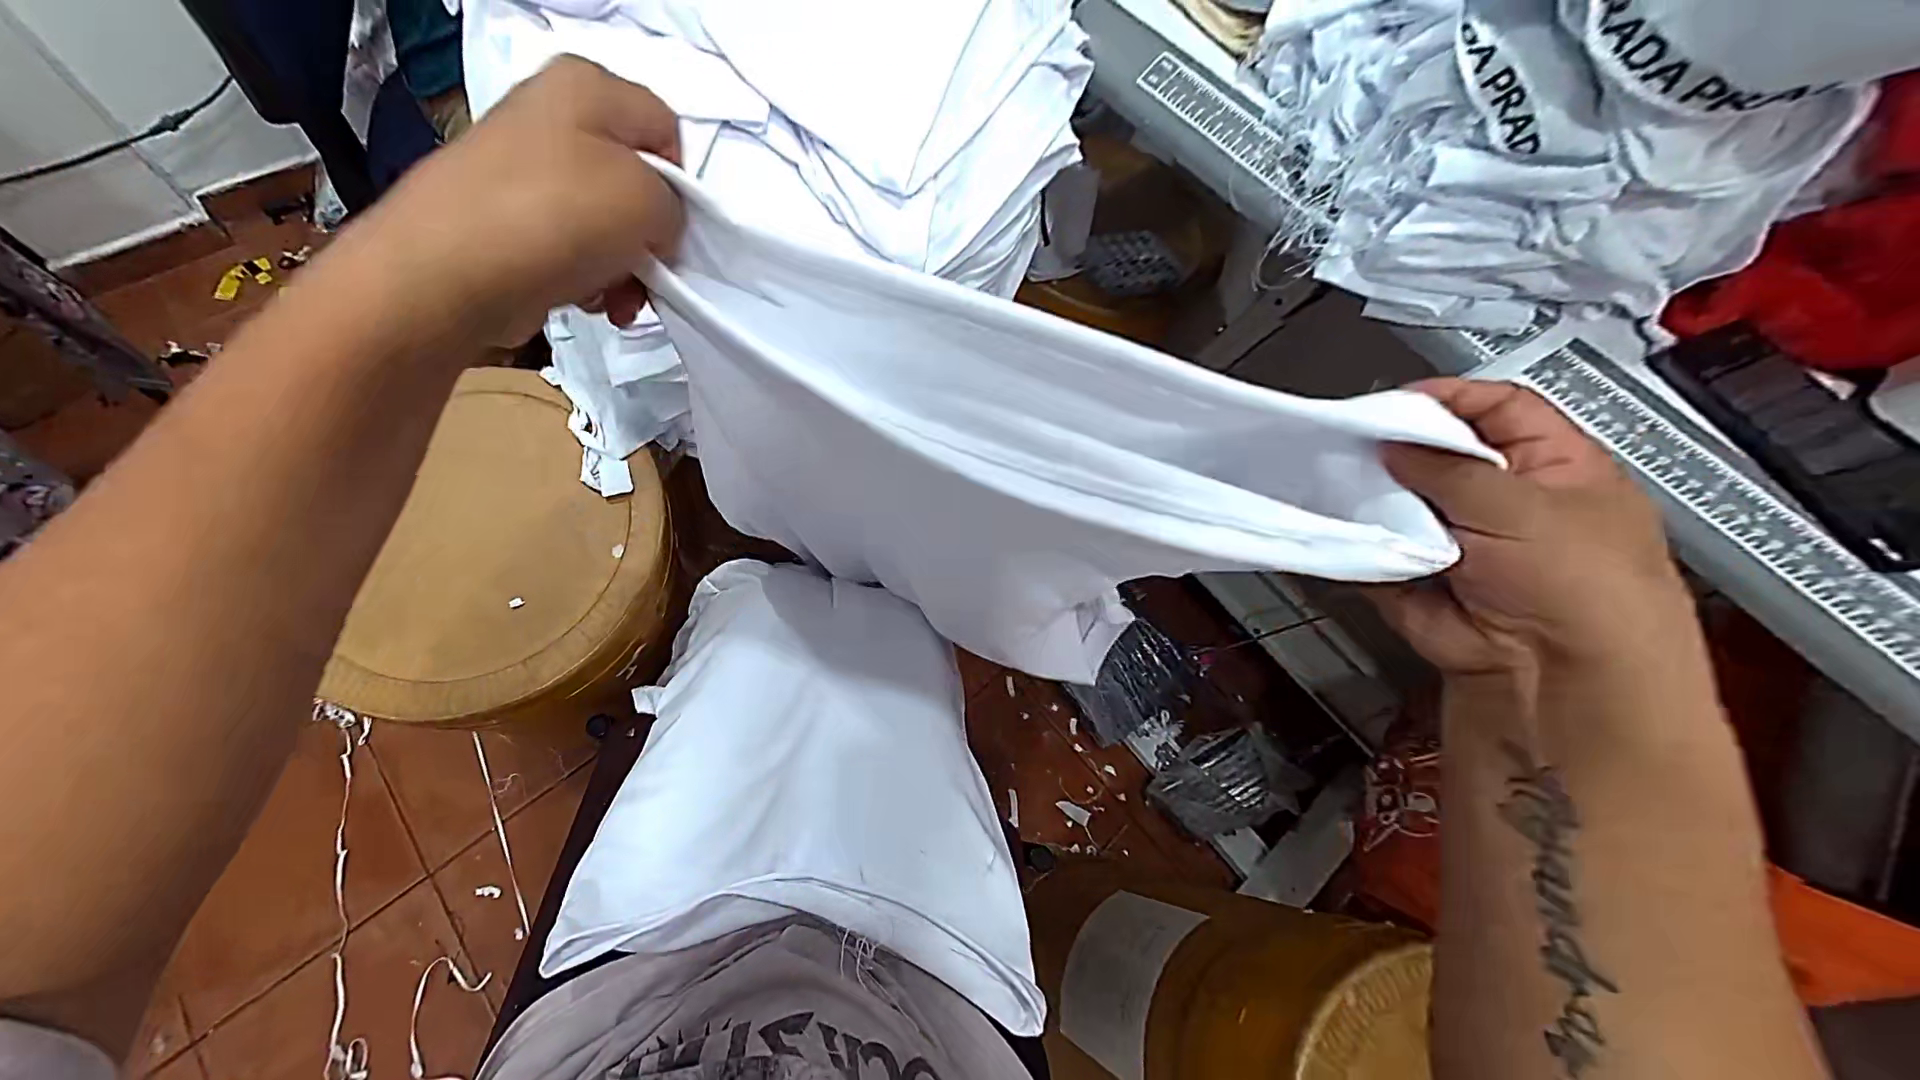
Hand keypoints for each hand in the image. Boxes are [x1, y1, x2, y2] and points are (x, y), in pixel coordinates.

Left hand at [324, 56, 683, 346]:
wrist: (453, 271)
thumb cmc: (556, 217)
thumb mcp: (650, 201)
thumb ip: (677, 207)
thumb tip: (657, 229)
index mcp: (587, 87)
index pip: (668, 132)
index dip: (683, 185)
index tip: (675, 226)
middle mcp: (553, 118)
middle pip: (638, 184)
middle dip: (652, 236)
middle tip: (649, 269)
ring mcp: (528, 170)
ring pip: (611, 224)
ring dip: (627, 268)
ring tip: (615, 295)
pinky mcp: (511, 218)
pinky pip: (577, 248)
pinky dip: (593, 278)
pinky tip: (588, 297)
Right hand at [1370, 378, 1688, 675]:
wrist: (1551, 672)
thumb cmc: (1585, 589)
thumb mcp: (1522, 505)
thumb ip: (1449, 467)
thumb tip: (1396, 444)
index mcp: (1551, 466)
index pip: (1497, 408)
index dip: (1450, 398)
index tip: (1400, 400)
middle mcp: (1500, 498)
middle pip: (1436, 453)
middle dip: (1399, 449)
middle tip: (1363, 443)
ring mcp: (1455, 535)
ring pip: (1400, 498)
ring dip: (1377, 495)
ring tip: (1353, 486)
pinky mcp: (1417, 570)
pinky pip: (1377, 543)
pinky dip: (1360, 538)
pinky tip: (1348, 525)